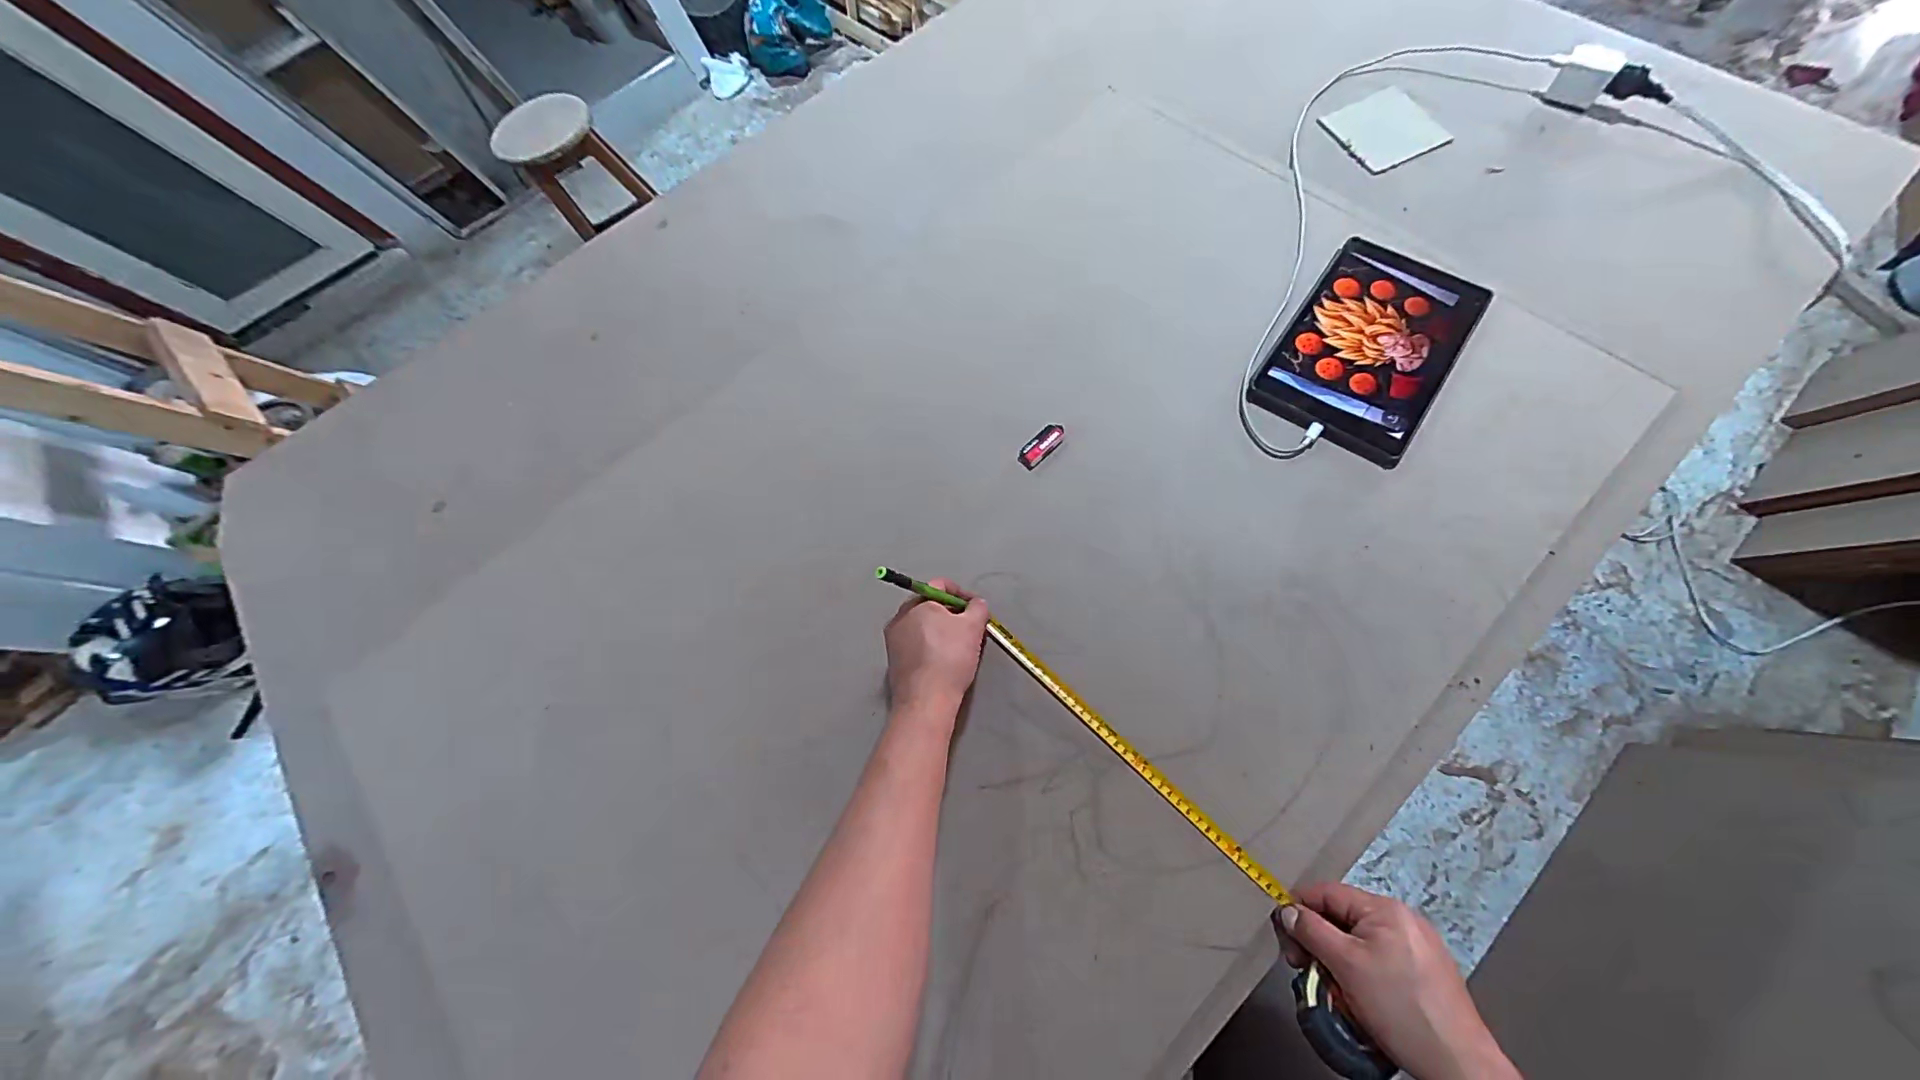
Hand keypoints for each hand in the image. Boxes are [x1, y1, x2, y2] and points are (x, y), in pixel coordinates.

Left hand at [884, 578, 988, 717]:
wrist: (926, 699)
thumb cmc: (949, 658)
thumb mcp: (973, 627)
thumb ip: (977, 608)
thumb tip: (976, 604)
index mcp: (916, 604)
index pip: (940, 586)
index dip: (962, 594)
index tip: (976, 609)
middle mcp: (900, 618)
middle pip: (930, 606)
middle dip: (952, 614)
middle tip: (970, 628)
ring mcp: (894, 640)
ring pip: (923, 627)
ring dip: (942, 631)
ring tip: (960, 647)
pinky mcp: (894, 661)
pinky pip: (916, 645)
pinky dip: (931, 648)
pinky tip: (945, 662)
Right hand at [1274, 884, 1519, 1079]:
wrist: (1459, 1066)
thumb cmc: (1404, 1011)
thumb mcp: (1345, 964)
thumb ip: (1310, 930)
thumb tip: (1286, 911)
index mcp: (1385, 908)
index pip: (1324, 893)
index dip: (1297, 911)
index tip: (1285, 939)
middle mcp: (1402, 920)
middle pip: (1339, 918)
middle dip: (1319, 945)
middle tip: (1308, 970)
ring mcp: (1415, 947)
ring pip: (1355, 943)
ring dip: (1337, 965)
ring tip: (1340, 994)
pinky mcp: (1422, 973)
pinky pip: (1375, 962)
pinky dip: (1359, 976)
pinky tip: (1361, 1000)